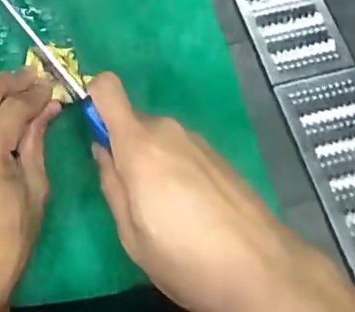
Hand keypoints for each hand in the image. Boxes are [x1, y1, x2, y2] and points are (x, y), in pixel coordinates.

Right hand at [89, 73, 354, 311]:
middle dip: (126, 149)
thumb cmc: (186, 256)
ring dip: (153, 162)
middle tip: (134, 195)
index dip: (93, 97)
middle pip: (132, 121)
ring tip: (167, 211)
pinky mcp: (216, 153)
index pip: (107, 87)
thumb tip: (103, 151)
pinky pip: (181, 149)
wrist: (263, 268)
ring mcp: (195, 138)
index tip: (91, 127)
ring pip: (158, 138)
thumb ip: (111, 184)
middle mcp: (167, 129)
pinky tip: (192, 211)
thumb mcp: (132, 235)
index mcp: (139, 143)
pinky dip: (176, 169)